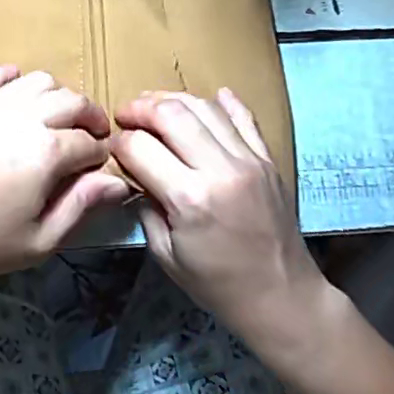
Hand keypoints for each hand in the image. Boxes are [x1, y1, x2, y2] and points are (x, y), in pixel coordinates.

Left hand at [0, 65, 129, 291]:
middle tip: (90, 140)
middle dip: (90, 118)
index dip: (101, 156)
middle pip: (73, 101)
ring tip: (57, 122)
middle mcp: (24, 116)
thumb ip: (81, 206)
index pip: (90, 143)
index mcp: (47, 151)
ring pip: (40, 80)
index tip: (98, 171)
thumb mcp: (38, 241)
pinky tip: (18, 99)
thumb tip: (119, 182)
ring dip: (59, 97)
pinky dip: (17, 81)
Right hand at [110, 89, 331, 352]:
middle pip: (172, 114)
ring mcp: (249, 160)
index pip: (141, 148)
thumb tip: (136, 174)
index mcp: (189, 199)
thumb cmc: (216, 284)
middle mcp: (220, 170)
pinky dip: (225, 102)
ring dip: (174, 99)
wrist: (280, 296)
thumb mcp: (166, 254)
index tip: (113, 147)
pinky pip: (245, 118)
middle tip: (126, 113)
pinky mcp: (268, 160)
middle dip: (141, 108)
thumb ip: (147, 207)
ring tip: (155, 105)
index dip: (120, 142)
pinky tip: (210, 97)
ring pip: (205, 107)